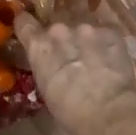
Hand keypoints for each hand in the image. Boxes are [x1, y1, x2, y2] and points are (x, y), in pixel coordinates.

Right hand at [14, 13, 135, 134]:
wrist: (108, 112)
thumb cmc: (70, 111)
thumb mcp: (45, 88)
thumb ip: (44, 66)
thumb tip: (49, 64)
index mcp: (39, 46)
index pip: (24, 22)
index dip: (27, 27)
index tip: (31, 32)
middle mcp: (59, 30)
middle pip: (56, 28)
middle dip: (62, 40)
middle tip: (70, 58)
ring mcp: (86, 29)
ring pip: (82, 30)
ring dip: (84, 42)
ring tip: (94, 60)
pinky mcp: (110, 33)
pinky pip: (104, 34)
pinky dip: (105, 45)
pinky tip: (111, 61)